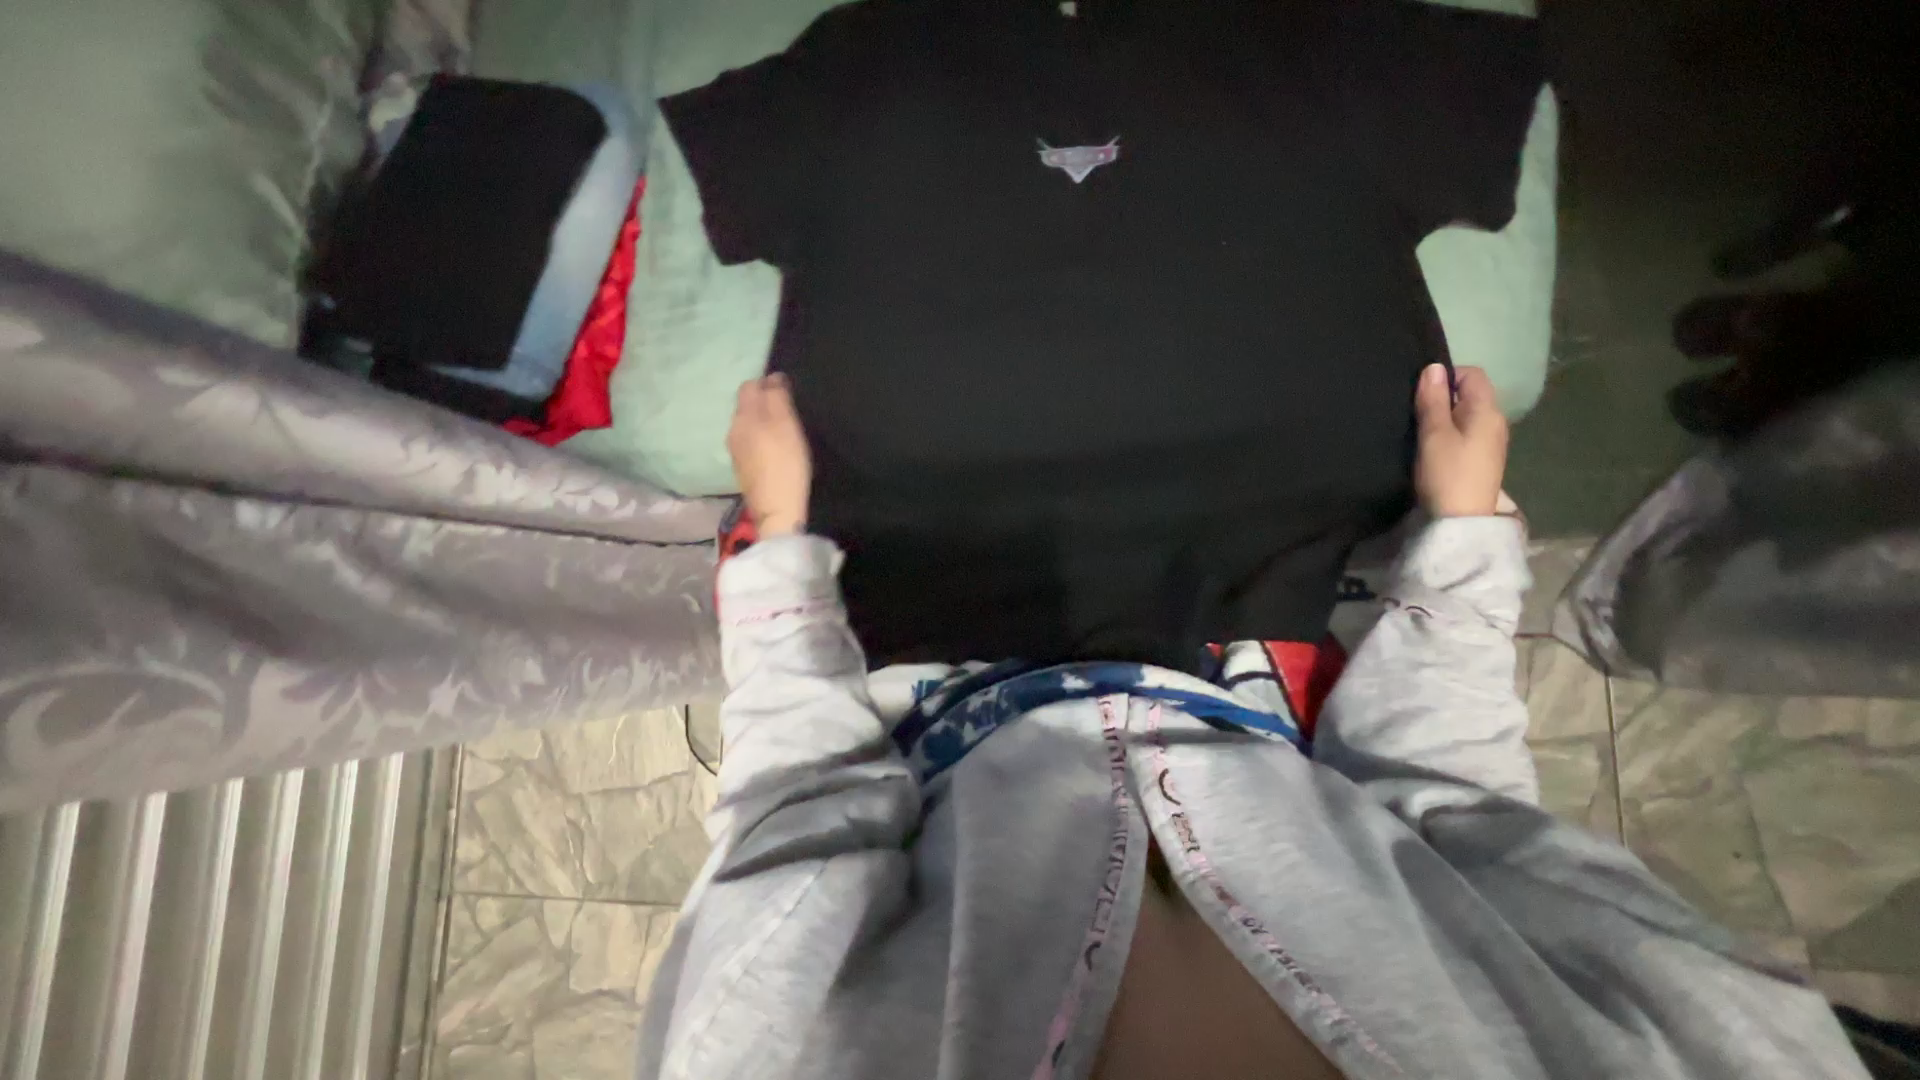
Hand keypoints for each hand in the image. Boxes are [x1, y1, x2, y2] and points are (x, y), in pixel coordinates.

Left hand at [727, 374, 811, 535]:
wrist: (777, 508)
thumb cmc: (786, 462)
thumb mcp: (787, 424)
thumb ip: (777, 397)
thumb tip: (772, 377)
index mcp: (743, 416)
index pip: (748, 386)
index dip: (767, 384)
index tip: (787, 391)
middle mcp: (733, 430)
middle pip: (745, 406)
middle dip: (763, 403)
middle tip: (788, 410)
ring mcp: (735, 452)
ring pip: (747, 425)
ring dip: (762, 423)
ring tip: (783, 430)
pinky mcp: (742, 469)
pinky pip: (749, 444)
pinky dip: (761, 440)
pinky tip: (775, 450)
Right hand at [1414, 364, 1508, 517]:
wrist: (1460, 521)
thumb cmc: (1447, 473)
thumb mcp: (1434, 435)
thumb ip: (1433, 401)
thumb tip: (1433, 368)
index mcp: (1487, 411)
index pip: (1472, 375)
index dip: (1446, 377)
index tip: (1421, 394)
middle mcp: (1495, 422)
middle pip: (1470, 394)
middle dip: (1443, 397)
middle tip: (1415, 413)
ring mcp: (1490, 442)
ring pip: (1466, 415)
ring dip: (1444, 417)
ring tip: (1420, 432)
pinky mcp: (1481, 459)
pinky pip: (1465, 433)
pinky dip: (1448, 433)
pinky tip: (1432, 448)